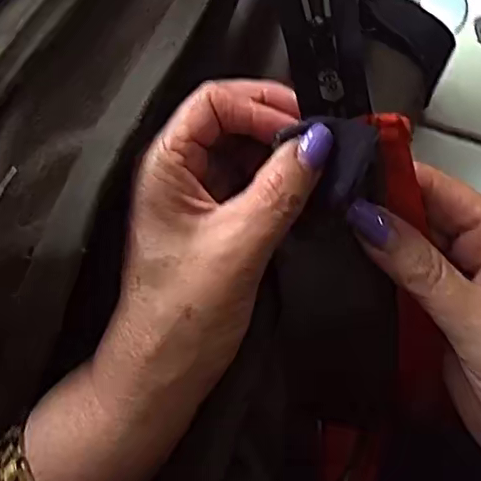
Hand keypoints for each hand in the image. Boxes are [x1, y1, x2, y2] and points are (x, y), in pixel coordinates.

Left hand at [94, 79, 331, 409]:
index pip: (213, 101)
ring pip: (244, 146)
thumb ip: (281, 188)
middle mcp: (180, 169)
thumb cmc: (180, 318)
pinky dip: (281, 174)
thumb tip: (317, 141)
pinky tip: (305, 184)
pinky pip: (253, 176)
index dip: (257, 103)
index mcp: (167, 163)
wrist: (161, 379)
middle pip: (230, 116)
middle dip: (275, 119)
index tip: (300, 123)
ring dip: (281, 147)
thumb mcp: (238, 245)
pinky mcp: (218, 213)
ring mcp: (199, 190)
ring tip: (318, 158)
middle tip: (318, 134)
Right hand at [348, 163, 480, 480]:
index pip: (441, 189)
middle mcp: (480, 261)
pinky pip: (398, 298)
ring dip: (373, 254)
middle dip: (376, 214)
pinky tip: (350, 284)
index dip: (395, 175)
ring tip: (333, 241)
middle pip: (416, 218)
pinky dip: (375, 293)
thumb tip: (375, 222)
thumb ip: (425, 273)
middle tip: (333, 210)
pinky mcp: (439, 330)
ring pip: (402, 257)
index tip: (351, 172)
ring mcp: (457, 296)